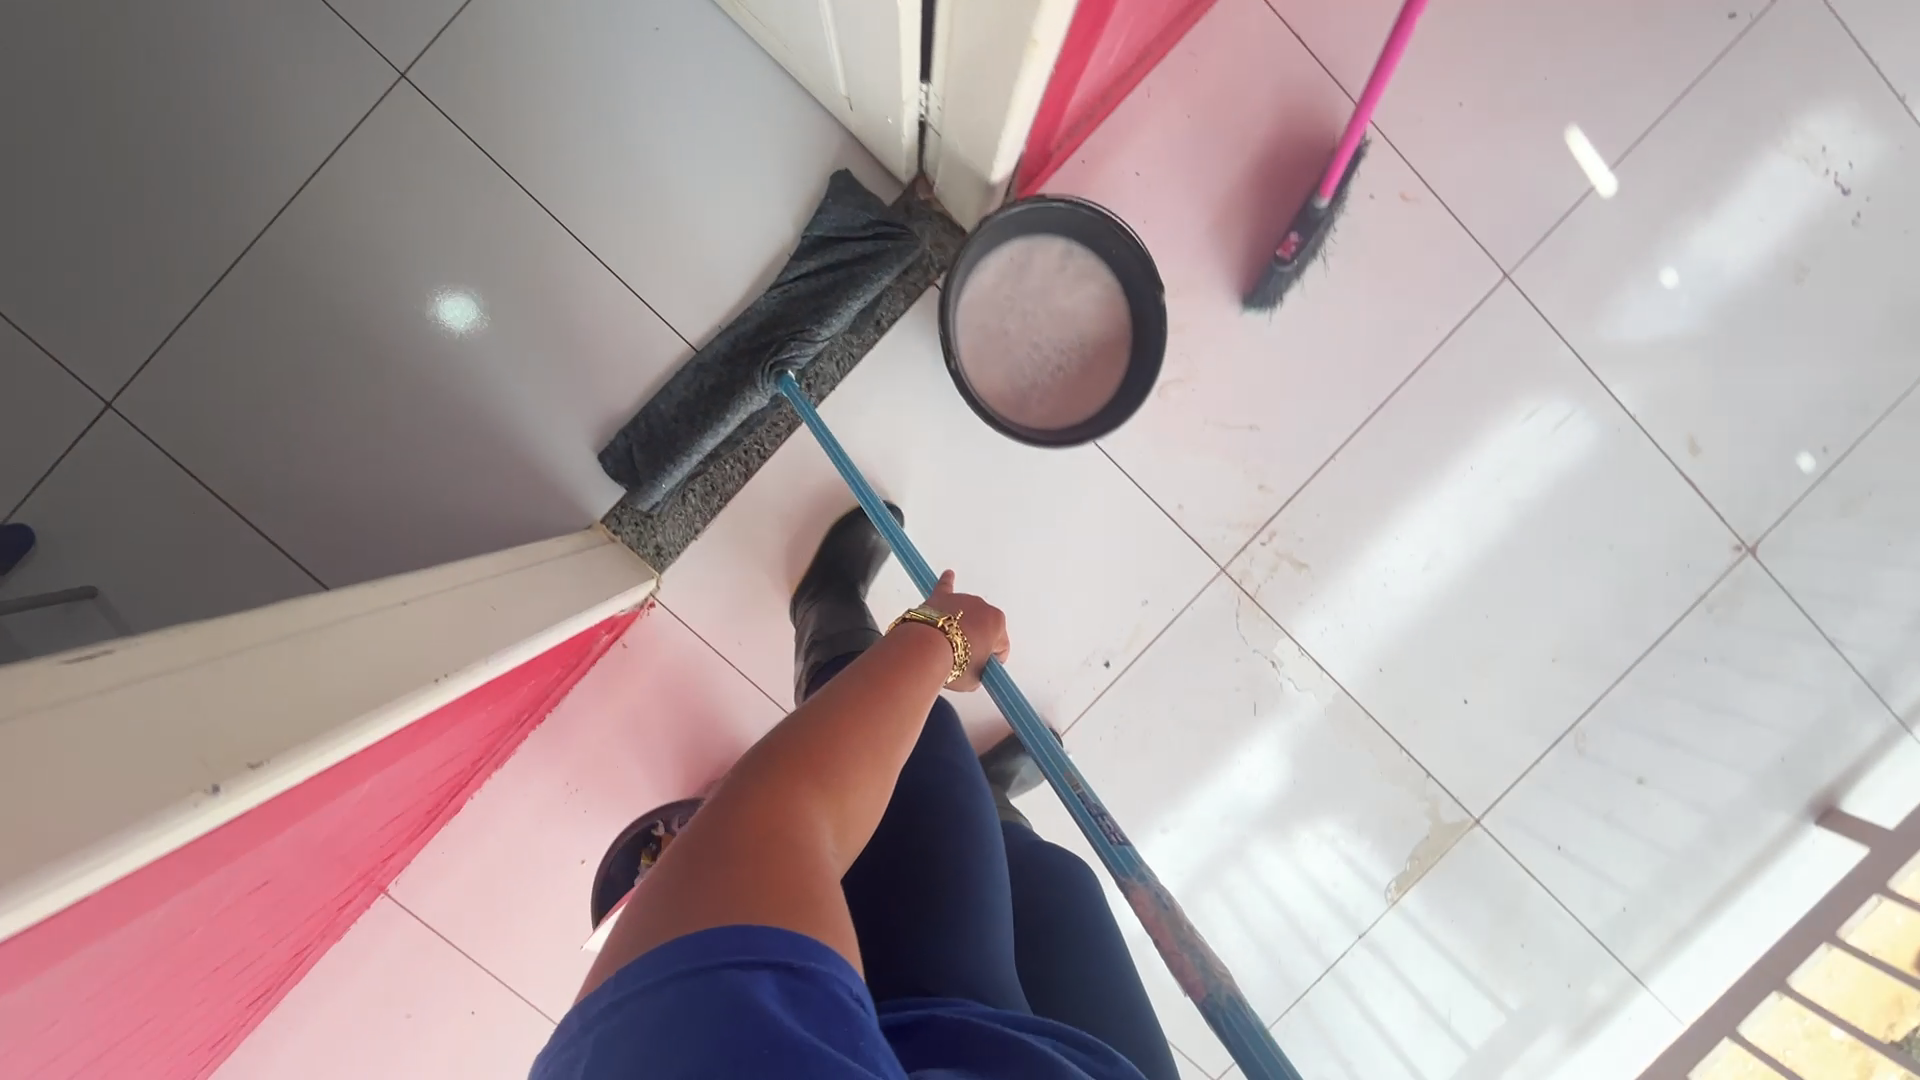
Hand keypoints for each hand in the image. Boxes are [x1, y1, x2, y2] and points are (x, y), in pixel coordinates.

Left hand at [928, 570, 1008, 691]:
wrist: (926, 649)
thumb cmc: (956, 664)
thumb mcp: (975, 678)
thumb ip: (979, 671)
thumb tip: (970, 669)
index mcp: (998, 623)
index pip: (1001, 647)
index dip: (991, 662)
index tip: (981, 670)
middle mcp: (982, 606)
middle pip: (982, 627)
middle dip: (975, 641)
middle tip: (961, 659)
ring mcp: (960, 599)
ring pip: (964, 614)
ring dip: (960, 625)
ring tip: (947, 643)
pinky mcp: (940, 597)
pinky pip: (945, 587)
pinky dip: (946, 582)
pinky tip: (948, 574)